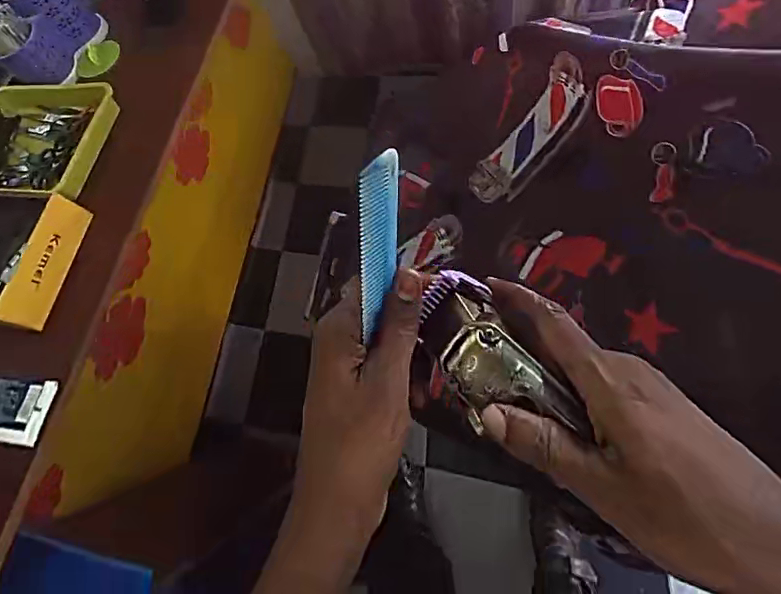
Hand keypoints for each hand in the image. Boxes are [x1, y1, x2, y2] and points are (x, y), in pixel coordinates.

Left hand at [254, 267, 427, 593]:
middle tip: (445, 339)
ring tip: (430, 378)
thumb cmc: (361, 442)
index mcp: (337, 328)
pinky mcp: (352, 386)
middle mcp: (335, 338)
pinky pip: (382, 364)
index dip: (404, 281)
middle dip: (412, 323)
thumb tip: (407, 271)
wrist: (336, 507)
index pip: (371, 282)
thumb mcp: (388, 380)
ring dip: (411, 354)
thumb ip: (399, 325)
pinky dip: (403, 375)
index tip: (441, 288)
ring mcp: (342, 363)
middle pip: (380, 309)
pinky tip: (419, 399)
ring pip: (385, 338)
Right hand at [479, 279, 780, 593]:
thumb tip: (490, 413)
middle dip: (525, 350)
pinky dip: (581, 396)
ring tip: (525, 409)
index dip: (519, 298)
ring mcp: (657, 388)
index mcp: (611, 381)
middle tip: (488, 370)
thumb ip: (546, 446)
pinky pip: (612, 388)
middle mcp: (633, 371)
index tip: (488, 285)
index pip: (554, 323)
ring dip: (553, 379)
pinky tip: (578, 434)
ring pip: (588, 372)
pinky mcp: (672, 409)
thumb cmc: (690, 518)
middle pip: (567, 347)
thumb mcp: (606, 491)